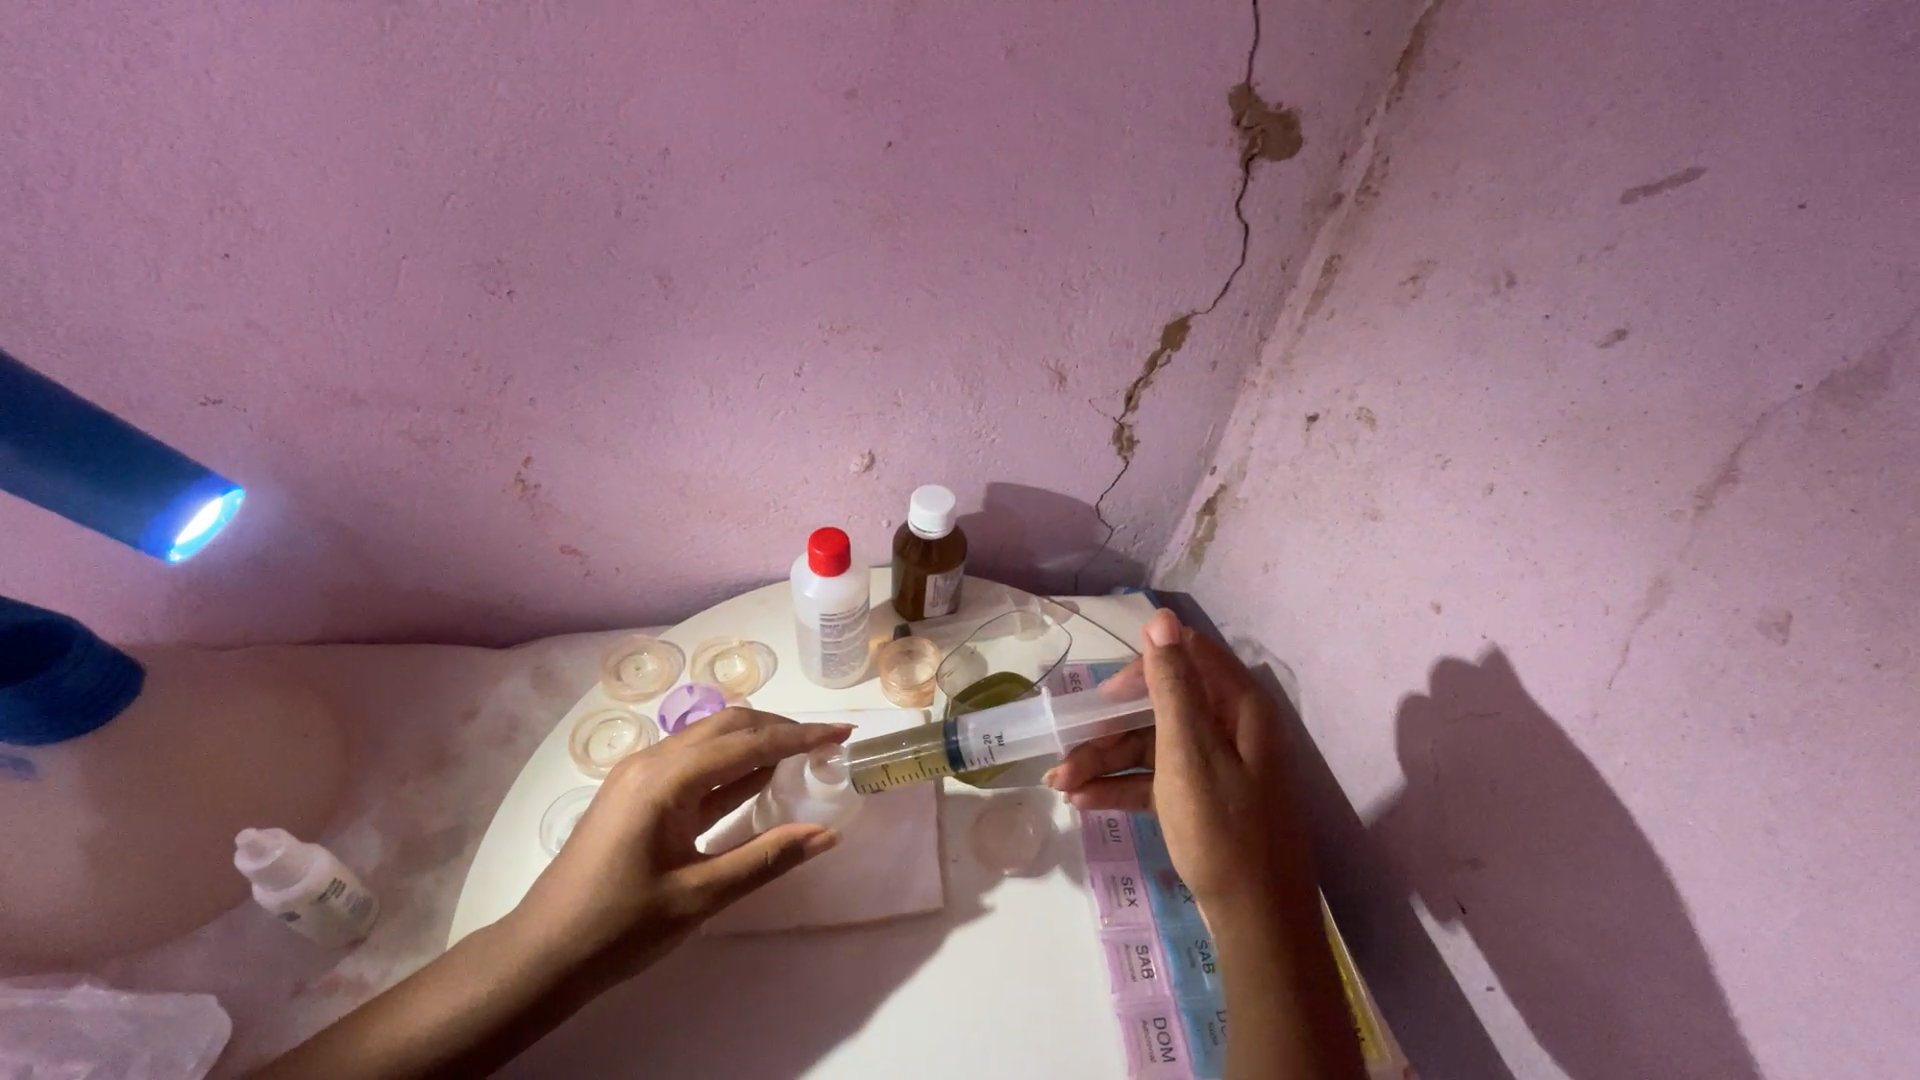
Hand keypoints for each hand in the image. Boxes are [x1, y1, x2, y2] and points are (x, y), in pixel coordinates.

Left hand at [511, 707, 850, 989]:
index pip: (748, 743)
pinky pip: (696, 765)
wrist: (541, 955)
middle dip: (781, 729)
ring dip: (758, 744)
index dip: (801, 736)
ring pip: (711, 741)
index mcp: (666, 779)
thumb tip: (827, 833)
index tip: (843, 732)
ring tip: (803, 758)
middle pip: (729, 726)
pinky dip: (733, 767)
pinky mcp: (638, 794)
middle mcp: (653, 762)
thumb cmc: (619, 926)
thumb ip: (766, 858)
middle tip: (826, 744)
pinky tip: (760, 782)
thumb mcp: (700, 895)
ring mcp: (641, 776)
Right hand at [1047, 609, 1312, 917]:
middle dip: (1107, 732)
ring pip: (1152, 747)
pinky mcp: (1205, 800)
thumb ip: (1171, 685)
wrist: (1258, 924)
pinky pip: (1158, 779)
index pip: (1186, 659)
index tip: (1103, 698)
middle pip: (1160, 709)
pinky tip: (1084, 802)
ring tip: (1060, 785)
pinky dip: (1123, 787)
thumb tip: (1161, 618)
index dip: (1140, 670)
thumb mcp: (1188, 754)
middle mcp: (1230, 729)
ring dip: (1105, 762)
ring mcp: (1218, 767)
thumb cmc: (1223, 831)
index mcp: (1238, 707)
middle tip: (1064, 754)